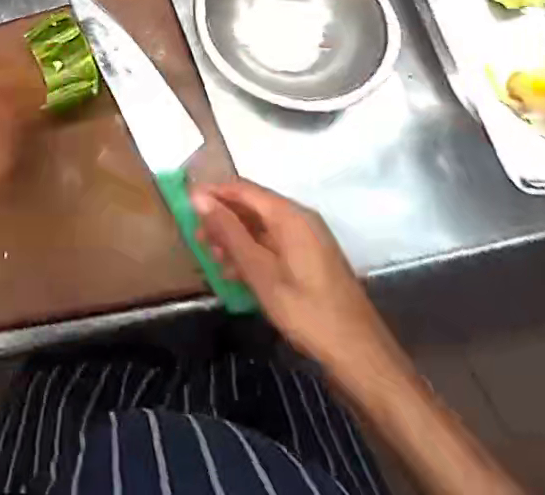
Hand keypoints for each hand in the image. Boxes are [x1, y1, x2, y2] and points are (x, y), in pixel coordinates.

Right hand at [193, 179, 395, 368]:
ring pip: (262, 227)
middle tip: (196, 238)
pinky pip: (274, 244)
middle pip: (253, 206)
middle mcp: (301, 219)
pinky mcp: (311, 259)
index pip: (243, 189)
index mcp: (290, 215)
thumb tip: (199, 197)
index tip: (185, 203)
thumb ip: (229, 232)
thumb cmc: (306, 311)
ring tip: (211, 258)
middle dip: (222, 218)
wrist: (360, 355)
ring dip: (235, 238)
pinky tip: (235, 273)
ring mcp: (308, 240)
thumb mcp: (260, 272)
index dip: (213, 192)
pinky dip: (252, 253)